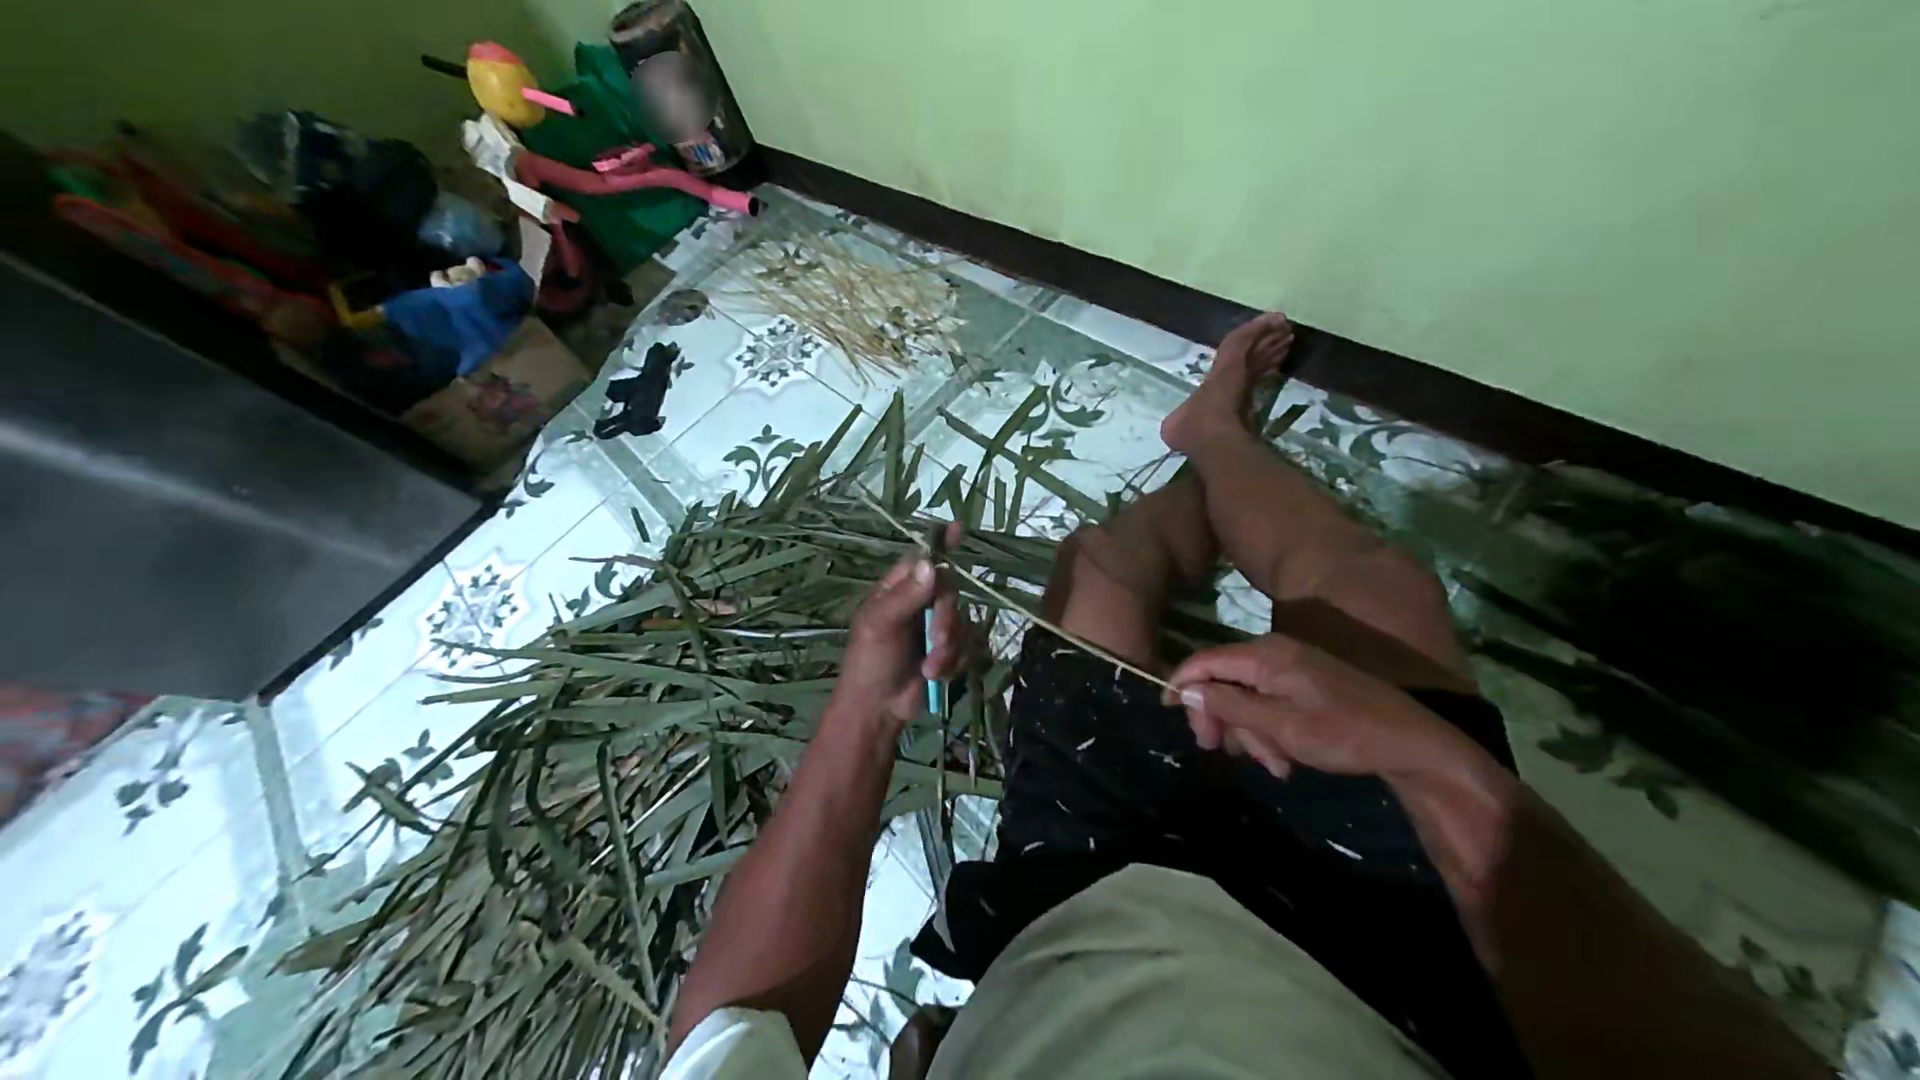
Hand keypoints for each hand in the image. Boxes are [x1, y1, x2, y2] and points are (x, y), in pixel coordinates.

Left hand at [831, 523, 970, 729]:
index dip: (942, 543)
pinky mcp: (947, 650)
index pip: (923, 557)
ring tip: (929, 668)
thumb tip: (931, 564)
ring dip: (949, 648)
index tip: (959, 528)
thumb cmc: (870, 661)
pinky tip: (934, 675)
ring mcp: (934, 626)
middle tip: (935, 639)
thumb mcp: (881, 625)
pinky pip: (967, 645)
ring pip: (962, 621)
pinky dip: (953, 662)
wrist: (878, 709)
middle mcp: (919, 601)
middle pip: (951, 591)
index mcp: (898, 587)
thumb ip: (906, 596)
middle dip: (946, 619)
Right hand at [1164, 634, 1497, 785]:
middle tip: (1216, 751)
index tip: (1167, 712)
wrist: (1415, 746)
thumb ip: (1228, 705)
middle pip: (1222, 681)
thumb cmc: (1343, 733)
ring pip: (1245, 698)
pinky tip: (1283, 760)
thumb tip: (1184, 690)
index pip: (1204, 660)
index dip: (1181, 684)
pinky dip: (1268, 731)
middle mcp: (1274, 653)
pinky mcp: (1305, 686)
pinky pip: (1269, 704)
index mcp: (1265, 654)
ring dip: (1249, 733)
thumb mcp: (1279, 725)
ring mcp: (1292, 669)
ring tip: (1272, 766)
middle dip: (1219, 718)